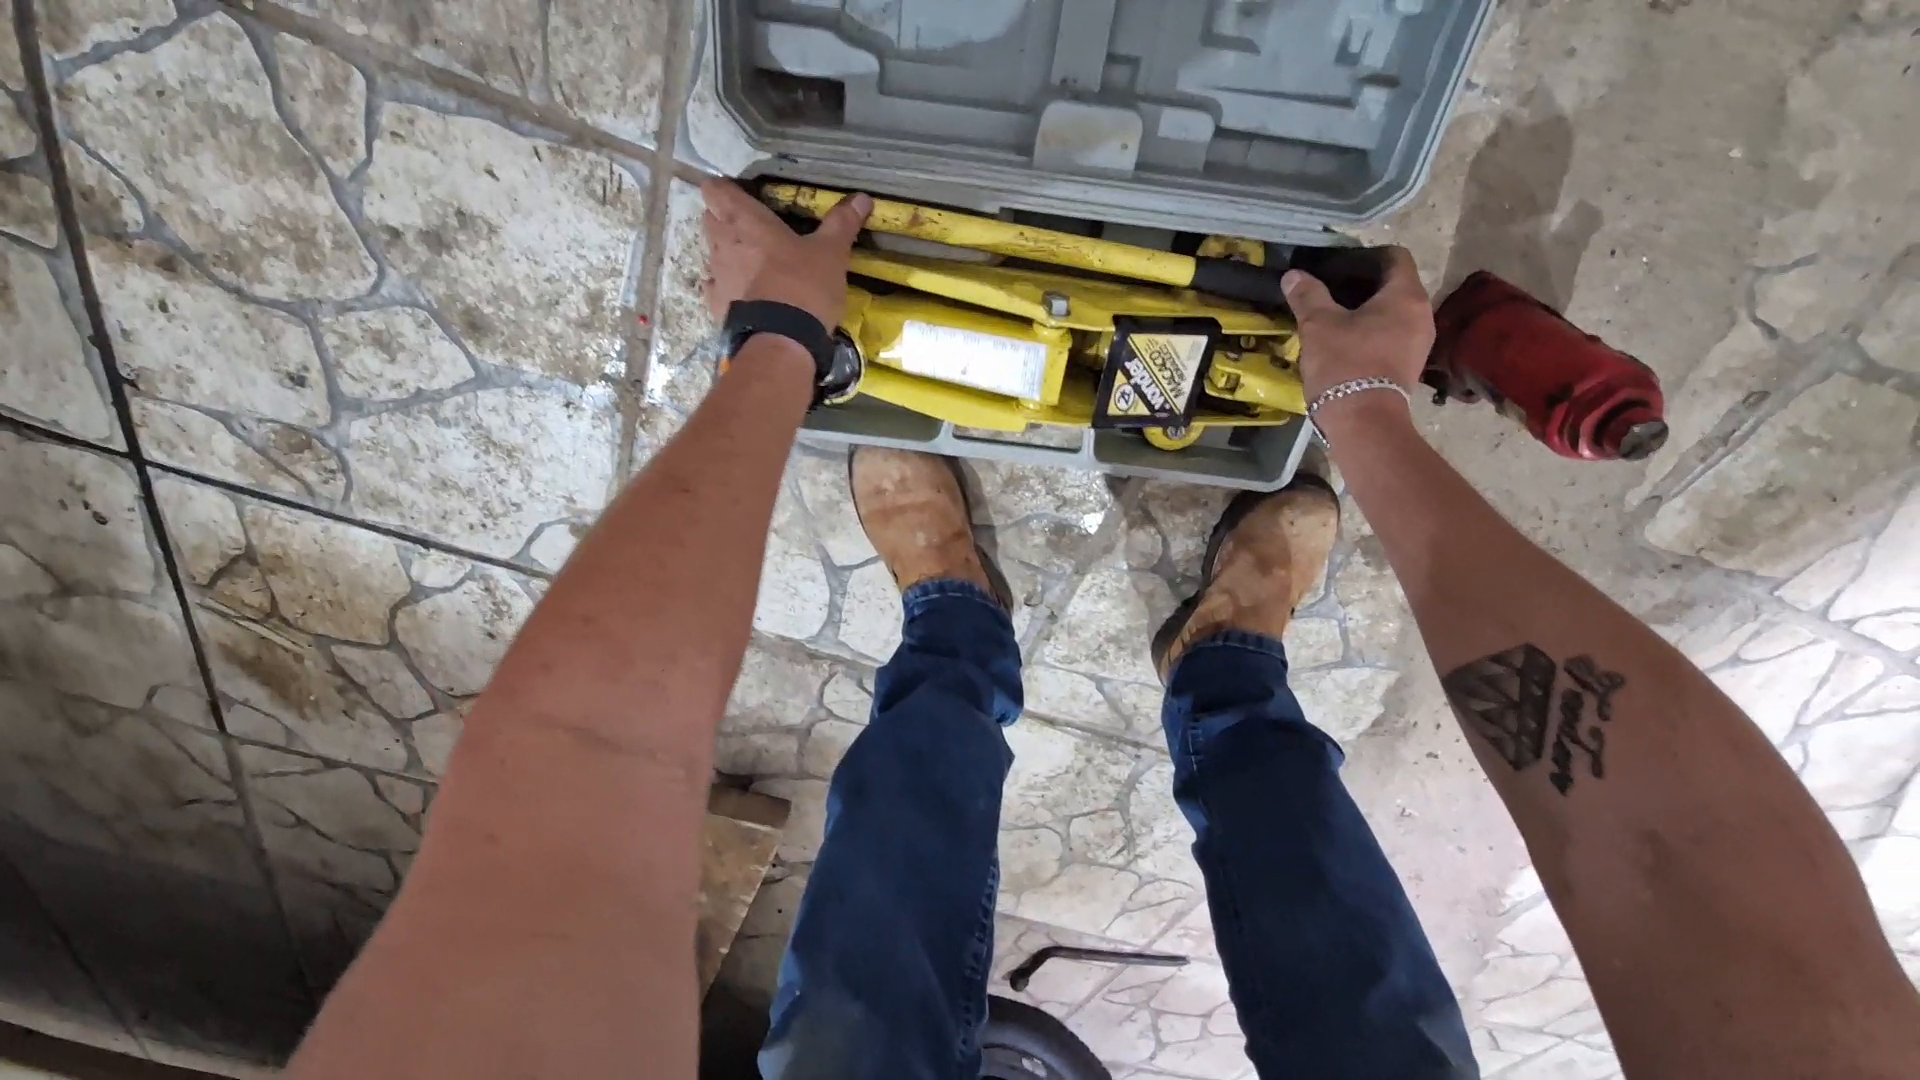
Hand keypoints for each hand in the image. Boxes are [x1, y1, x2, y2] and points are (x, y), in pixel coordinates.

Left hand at [702, 180, 872, 329]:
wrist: (783, 341)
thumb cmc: (804, 286)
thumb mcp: (831, 253)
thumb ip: (842, 223)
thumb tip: (862, 199)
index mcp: (746, 221)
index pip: (715, 189)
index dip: (725, 189)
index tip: (744, 197)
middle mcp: (722, 243)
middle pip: (710, 218)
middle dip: (725, 220)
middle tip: (754, 230)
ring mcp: (716, 276)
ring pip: (713, 253)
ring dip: (728, 254)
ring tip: (754, 266)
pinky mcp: (716, 306)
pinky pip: (716, 287)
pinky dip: (727, 287)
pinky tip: (746, 294)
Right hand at [1281, 246, 1434, 403]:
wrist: (1363, 421)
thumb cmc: (1344, 364)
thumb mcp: (1318, 326)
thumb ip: (1307, 296)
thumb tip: (1293, 275)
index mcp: (1405, 295)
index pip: (1395, 256)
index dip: (1365, 256)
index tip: (1337, 267)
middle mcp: (1422, 313)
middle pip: (1395, 285)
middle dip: (1363, 286)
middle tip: (1329, 293)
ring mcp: (1420, 342)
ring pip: (1394, 313)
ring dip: (1367, 312)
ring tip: (1334, 319)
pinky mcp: (1409, 365)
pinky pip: (1393, 336)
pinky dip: (1372, 333)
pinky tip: (1346, 343)